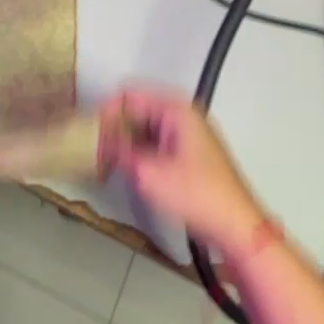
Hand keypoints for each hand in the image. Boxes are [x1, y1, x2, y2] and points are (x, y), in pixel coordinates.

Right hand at [99, 86, 268, 254]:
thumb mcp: (149, 172)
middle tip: (93, 152)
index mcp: (176, 110)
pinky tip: (122, 171)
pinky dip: (136, 154)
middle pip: (136, 111)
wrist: (236, 228)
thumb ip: (118, 150)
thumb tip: (96, 137)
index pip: (129, 94)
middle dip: (113, 129)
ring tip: (103, 164)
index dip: (106, 111)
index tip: (87, 133)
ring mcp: (185, 136)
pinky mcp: (185, 156)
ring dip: (123, 144)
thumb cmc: (196, 195)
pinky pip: (153, 145)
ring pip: (143, 129)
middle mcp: (181, 116)